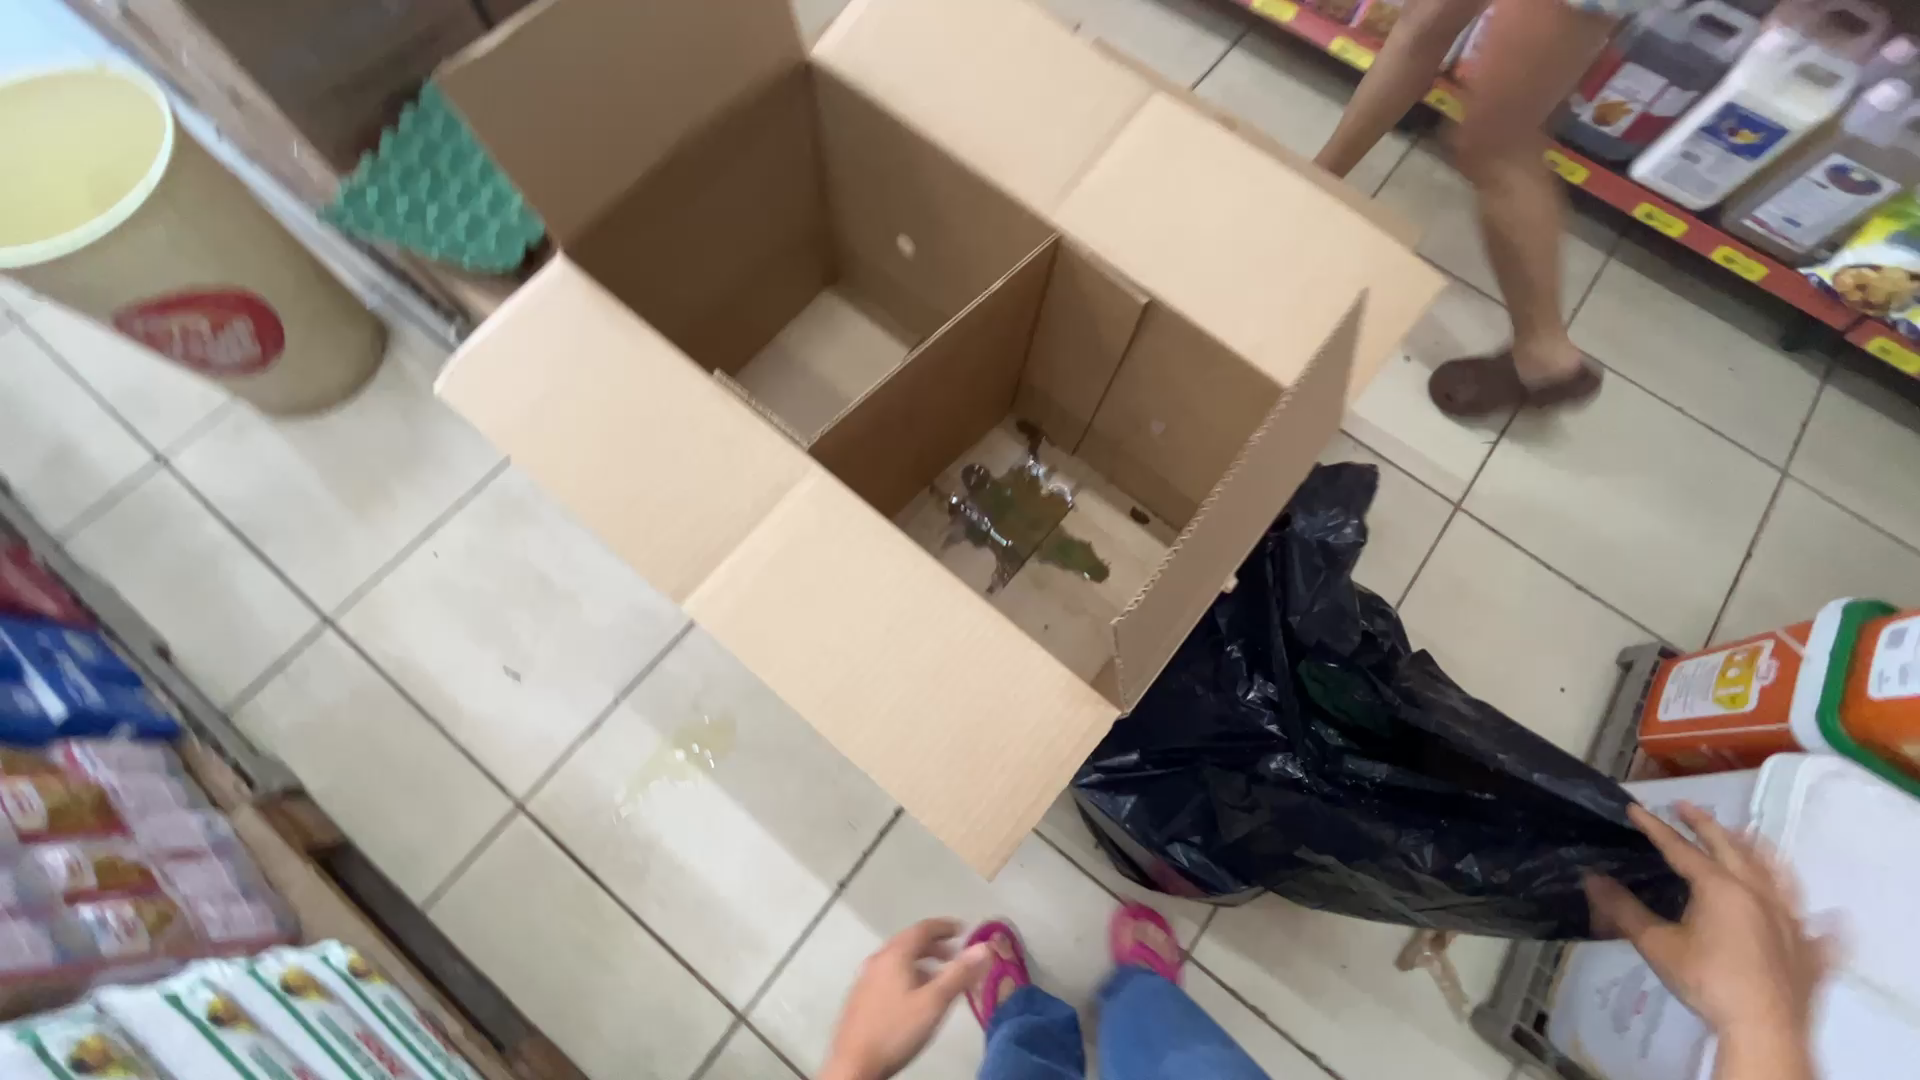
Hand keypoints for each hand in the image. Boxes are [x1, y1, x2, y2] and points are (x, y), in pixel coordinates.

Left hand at [821, 918, 992, 1079]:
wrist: (852, 1066)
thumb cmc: (896, 1030)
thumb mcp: (934, 1003)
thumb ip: (960, 974)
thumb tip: (985, 947)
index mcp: (895, 954)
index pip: (923, 928)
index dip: (945, 926)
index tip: (964, 931)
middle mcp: (878, 959)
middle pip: (910, 942)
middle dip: (935, 946)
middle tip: (955, 956)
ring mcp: (866, 978)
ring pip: (899, 960)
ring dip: (921, 962)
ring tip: (939, 979)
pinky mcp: (860, 997)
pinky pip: (889, 974)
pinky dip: (907, 975)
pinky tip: (914, 998)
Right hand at [1586, 803, 1832, 1053]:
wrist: (1764, 1030)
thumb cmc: (1705, 979)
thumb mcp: (1654, 942)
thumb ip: (1621, 907)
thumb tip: (1590, 877)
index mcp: (1720, 888)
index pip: (1681, 848)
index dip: (1654, 826)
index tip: (1634, 807)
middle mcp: (1759, 896)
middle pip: (1734, 850)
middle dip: (1708, 825)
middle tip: (1687, 806)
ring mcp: (1791, 922)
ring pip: (1777, 877)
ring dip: (1759, 853)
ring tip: (1747, 838)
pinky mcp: (1811, 951)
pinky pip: (1817, 926)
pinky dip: (1815, 916)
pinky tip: (1825, 917)